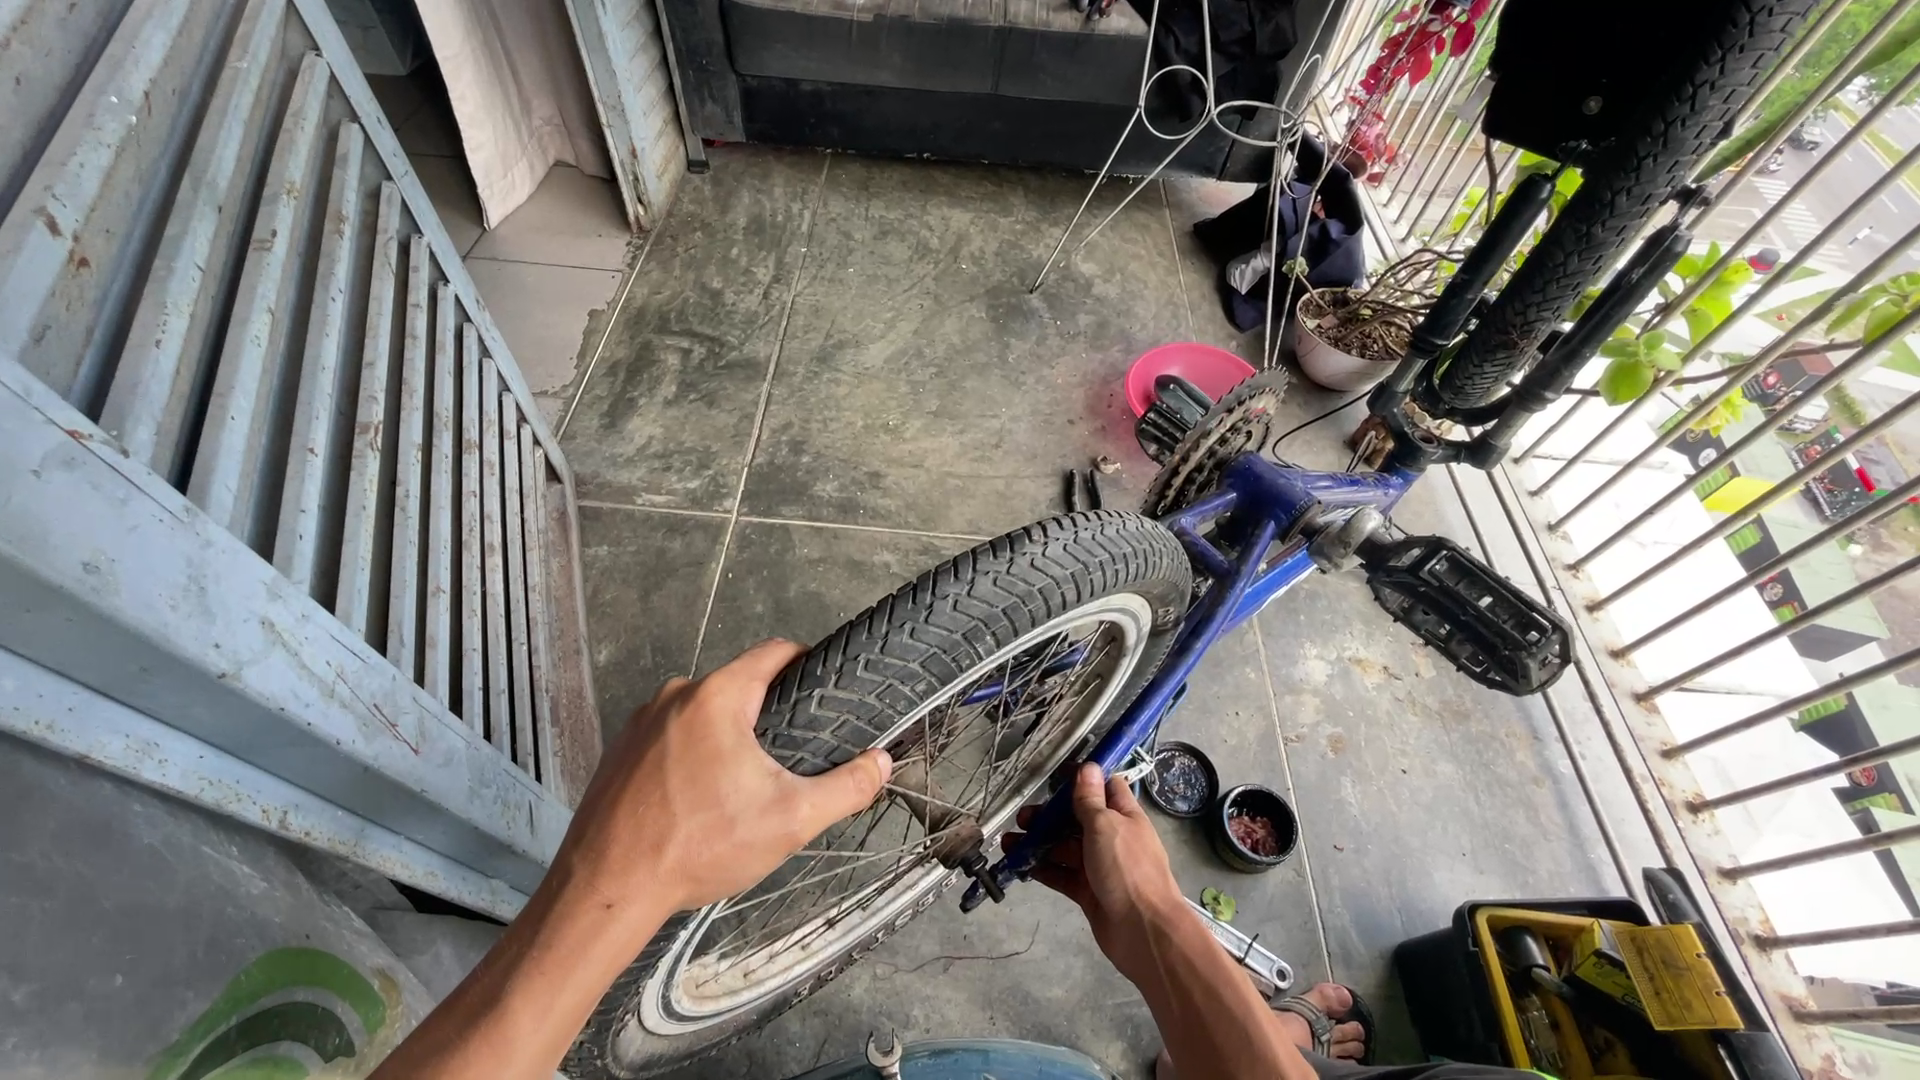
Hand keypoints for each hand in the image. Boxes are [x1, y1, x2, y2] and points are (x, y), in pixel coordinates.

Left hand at [548, 639, 892, 936]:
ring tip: (748, 782)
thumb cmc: (702, 845)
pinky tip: (700, 797)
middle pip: (740, 685)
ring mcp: (640, 722)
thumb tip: (881, 763)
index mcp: (718, 695)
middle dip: (770, 712)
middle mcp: (675, 694)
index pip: (775, 652)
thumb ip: (845, 788)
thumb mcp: (790, 820)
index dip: (808, 663)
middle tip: (794, 753)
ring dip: (730, 734)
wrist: (605, 891)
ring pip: (704, 712)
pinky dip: (694, 752)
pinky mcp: (618, 751)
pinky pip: (672, 735)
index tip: (827, 690)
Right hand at [1003, 763, 1185, 981]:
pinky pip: (1061, 874)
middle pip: (1077, 818)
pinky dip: (1042, 868)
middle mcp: (1111, 837)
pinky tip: (1020, 864)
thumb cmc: (1127, 869)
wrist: (1143, 932)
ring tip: (1009, 842)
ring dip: (1039, 842)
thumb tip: (1089, 765)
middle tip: (1023, 817)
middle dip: (1050, 815)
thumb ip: (1091, 800)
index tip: (1055, 775)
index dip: (1082, 779)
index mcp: (1124, 816)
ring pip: (1064, 847)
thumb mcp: (1106, 826)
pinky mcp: (1087, 891)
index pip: (1104, 787)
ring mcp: (1099, 866)